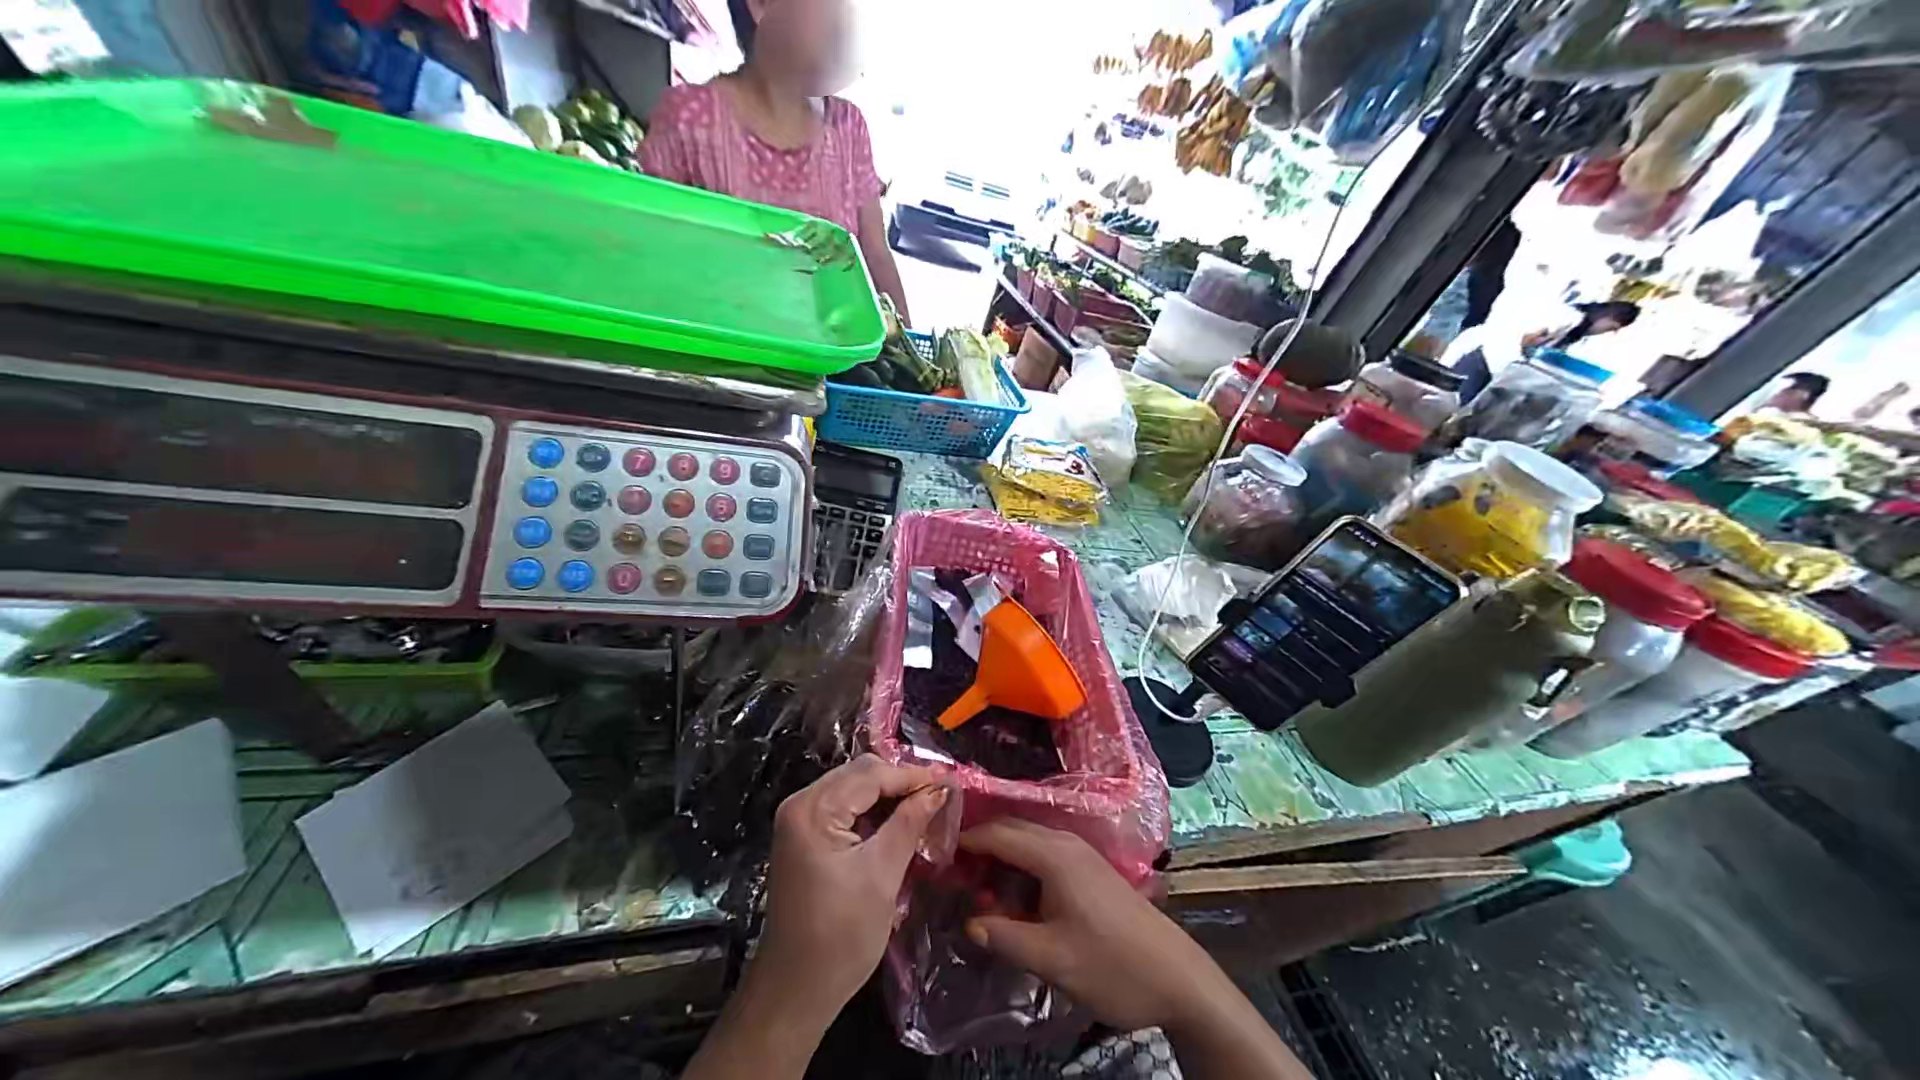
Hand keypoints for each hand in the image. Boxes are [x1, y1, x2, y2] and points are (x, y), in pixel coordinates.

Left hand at [755, 755, 948, 1016]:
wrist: (794, 990)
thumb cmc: (840, 936)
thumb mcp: (882, 875)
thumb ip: (909, 823)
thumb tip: (940, 789)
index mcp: (812, 809)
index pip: (870, 774)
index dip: (912, 775)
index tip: (951, 780)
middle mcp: (800, 804)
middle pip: (859, 774)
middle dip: (901, 781)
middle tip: (941, 792)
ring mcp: (799, 820)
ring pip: (853, 787)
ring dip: (888, 794)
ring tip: (927, 802)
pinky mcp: (804, 836)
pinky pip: (844, 807)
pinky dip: (872, 809)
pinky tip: (899, 819)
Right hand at [959, 819, 1224, 1032]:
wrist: (1178, 979)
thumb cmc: (1112, 966)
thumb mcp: (1052, 960)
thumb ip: (1005, 937)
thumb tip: (970, 923)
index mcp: (1054, 856)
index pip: (997, 834)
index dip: (965, 842)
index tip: (936, 857)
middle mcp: (1066, 844)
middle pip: (1012, 831)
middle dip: (980, 848)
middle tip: (952, 876)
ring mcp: (1082, 855)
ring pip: (1029, 844)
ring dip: (1001, 860)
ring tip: (978, 892)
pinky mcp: (1091, 871)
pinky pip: (1045, 856)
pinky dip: (1021, 869)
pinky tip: (1014, 899)